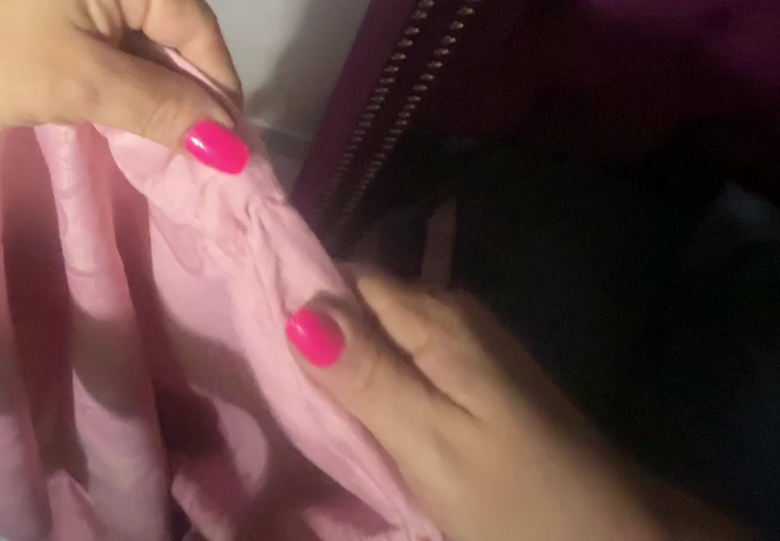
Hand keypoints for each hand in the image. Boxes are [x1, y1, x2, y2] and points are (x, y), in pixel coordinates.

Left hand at [0, 0, 248, 167]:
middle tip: (200, 141)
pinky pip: (99, 21)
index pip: (191, 18)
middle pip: (164, 18)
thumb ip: (162, 107)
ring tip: (165, 127)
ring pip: (132, 23)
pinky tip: (120, 96)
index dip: (218, 80)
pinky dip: (114, 62)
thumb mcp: (83, 85)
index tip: (233, 141)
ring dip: (149, 75)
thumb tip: (231, 146)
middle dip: (183, 80)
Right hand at [287, 268, 747, 540]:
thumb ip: (364, 375)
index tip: (255, 334)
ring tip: (305, 399)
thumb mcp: (432, 445)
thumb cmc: (524, 502)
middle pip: (362, 302)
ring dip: (347, 362)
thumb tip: (296, 306)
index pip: (345, 277)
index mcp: (437, 316)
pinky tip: (361, 413)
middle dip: (319, 334)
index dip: (300, 299)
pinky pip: (408, 360)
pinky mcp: (479, 379)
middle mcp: (451, 312)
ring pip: (382, 332)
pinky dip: (378, 381)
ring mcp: (469, 345)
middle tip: (274, 380)